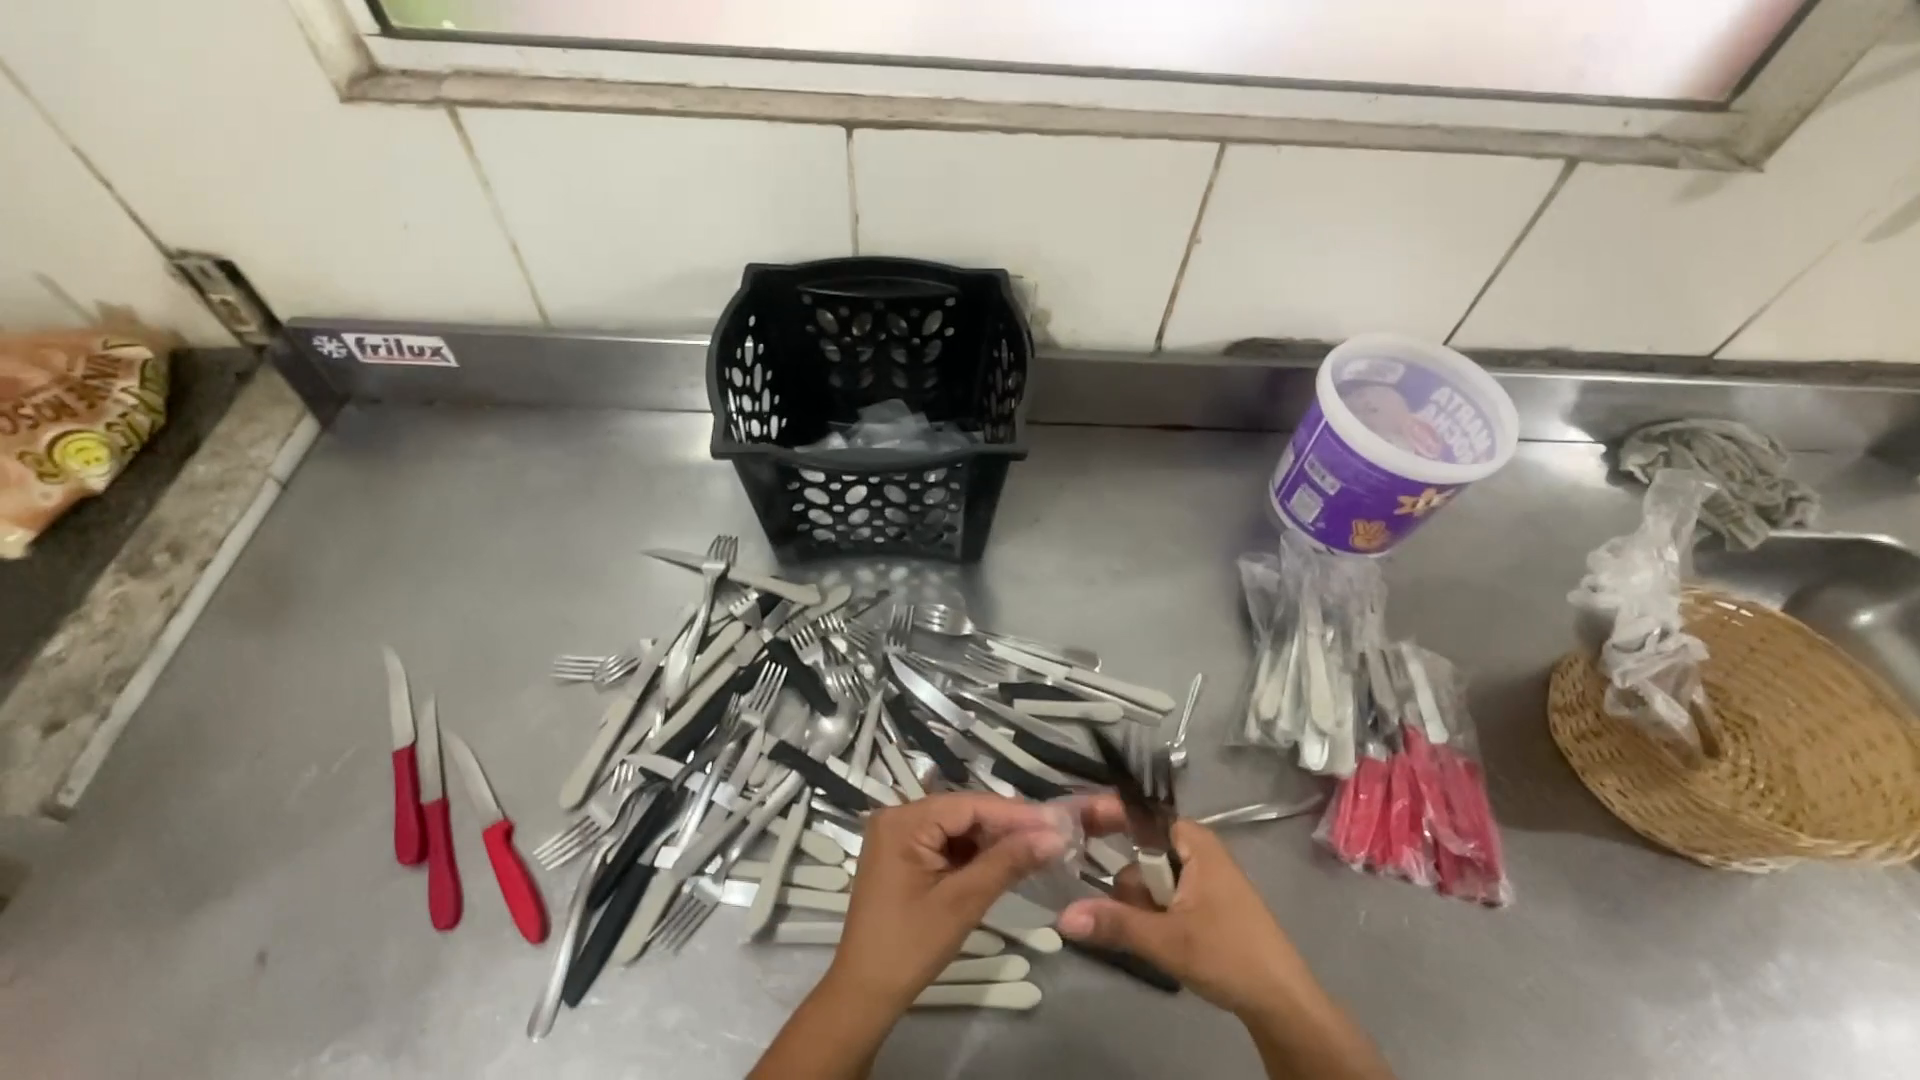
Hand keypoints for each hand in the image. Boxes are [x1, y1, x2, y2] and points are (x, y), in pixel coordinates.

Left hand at [827, 792, 1066, 1008]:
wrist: (866, 990)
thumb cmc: (910, 945)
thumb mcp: (963, 901)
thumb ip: (1007, 862)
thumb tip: (1054, 836)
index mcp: (903, 821)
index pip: (970, 805)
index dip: (1016, 813)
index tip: (1059, 822)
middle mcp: (897, 817)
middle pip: (963, 812)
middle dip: (1007, 826)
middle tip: (1054, 836)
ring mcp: (897, 836)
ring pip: (957, 827)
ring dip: (994, 839)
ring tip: (1038, 847)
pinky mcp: (902, 855)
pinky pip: (946, 842)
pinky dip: (974, 852)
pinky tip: (1005, 860)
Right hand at [1058, 796, 1314, 1016]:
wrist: (1281, 1000)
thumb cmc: (1229, 955)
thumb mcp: (1167, 940)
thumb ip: (1114, 923)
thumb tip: (1063, 916)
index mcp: (1194, 842)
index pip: (1140, 813)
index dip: (1105, 814)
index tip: (1071, 821)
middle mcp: (1197, 852)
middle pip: (1140, 854)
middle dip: (1128, 885)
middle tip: (1125, 912)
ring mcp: (1202, 880)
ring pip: (1150, 882)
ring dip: (1140, 908)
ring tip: (1155, 939)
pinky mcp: (1205, 905)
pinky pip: (1164, 898)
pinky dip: (1154, 916)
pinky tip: (1161, 941)